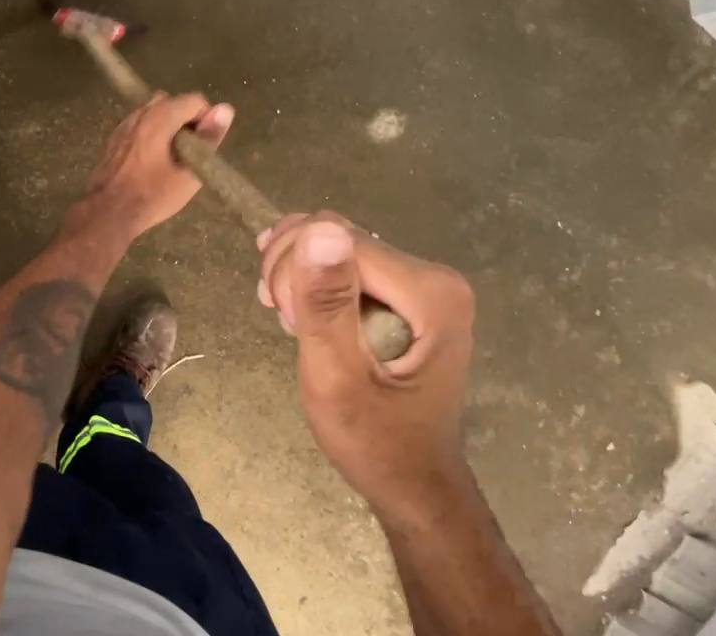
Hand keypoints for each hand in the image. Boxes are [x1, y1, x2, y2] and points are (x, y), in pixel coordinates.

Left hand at [73, 93, 232, 240]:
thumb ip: (208, 138)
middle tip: (190, 152)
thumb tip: (225, 108)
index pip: (194, 100)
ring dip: (169, 126)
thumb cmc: (153, 194)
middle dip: (187, 120)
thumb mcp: (189, 171)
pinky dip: (152, 133)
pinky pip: (141, 124)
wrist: (108, 211)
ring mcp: (124, 124)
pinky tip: (153, 160)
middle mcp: (140, 114)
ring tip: (174, 158)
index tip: (204, 146)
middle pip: (173, 102)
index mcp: (159, 118)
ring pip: (154, 112)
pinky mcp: (115, 137)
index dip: (206, 120)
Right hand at [258, 213, 475, 525]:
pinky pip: (344, 264)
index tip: (280, 316)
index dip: (293, 267)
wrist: (412, 486)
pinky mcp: (408, 297)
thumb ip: (326, 302)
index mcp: (429, 290)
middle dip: (292, 268)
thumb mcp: (337, 375)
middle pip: (335, 233)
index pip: (336, 236)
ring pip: (334, 244)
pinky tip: (305, 316)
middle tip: (283, 319)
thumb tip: (319, 229)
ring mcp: (423, 285)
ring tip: (292, 322)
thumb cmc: (374, 440)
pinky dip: (313, 283)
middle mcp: (434, 276)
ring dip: (296, 275)